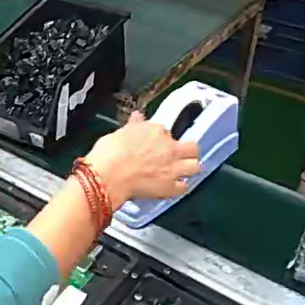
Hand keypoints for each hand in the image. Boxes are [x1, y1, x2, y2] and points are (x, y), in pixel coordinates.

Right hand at [82, 112, 201, 206]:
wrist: (109, 174)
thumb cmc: (110, 152)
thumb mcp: (120, 132)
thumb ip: (133, 125)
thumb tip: (137, 117)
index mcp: (156, 131)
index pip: (166, 132)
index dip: (162, 138)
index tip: (156, 143)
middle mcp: (169, 148)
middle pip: (192, 147)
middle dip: (189, 151)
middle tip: (181, 155)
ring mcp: (172, 168)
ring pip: (195, 166)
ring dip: (191, 168)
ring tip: (184, 171)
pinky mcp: (170, 187)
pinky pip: (184, 187)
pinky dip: (180, 187)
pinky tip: (174, 187)